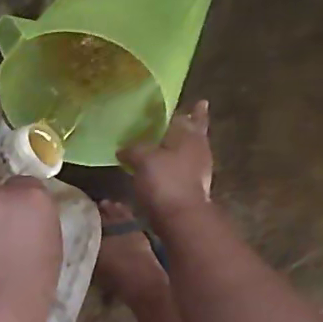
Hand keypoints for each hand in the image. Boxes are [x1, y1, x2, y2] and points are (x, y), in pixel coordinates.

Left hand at [0, 178, 62, 319]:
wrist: (0, 301)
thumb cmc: (36, 280)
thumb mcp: (51, 242)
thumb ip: (38, 219)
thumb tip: (26, 217)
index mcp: (35, 196)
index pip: (26, 185)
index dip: (21, 203)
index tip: (19, 220)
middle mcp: (4, 191)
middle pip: (0, 191)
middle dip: (0, 208)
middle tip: (0, 234)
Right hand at [121, 100, 212, 224]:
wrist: (181, 219)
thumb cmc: (165, 181)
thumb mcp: (143, 159)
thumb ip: (133, 149)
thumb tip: (123, 149)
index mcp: (189, 134)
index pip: (187, 115)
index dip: (184, 109)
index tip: (188, 102)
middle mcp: (198, 149)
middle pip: (194, 132)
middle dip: (191, 124)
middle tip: (189, 114)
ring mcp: (199, 171)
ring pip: (189, 151)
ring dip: (181, 146)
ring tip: (166, 142)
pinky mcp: (193, 189)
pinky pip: (183, 170)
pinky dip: (175, 166)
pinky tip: (162, 168)